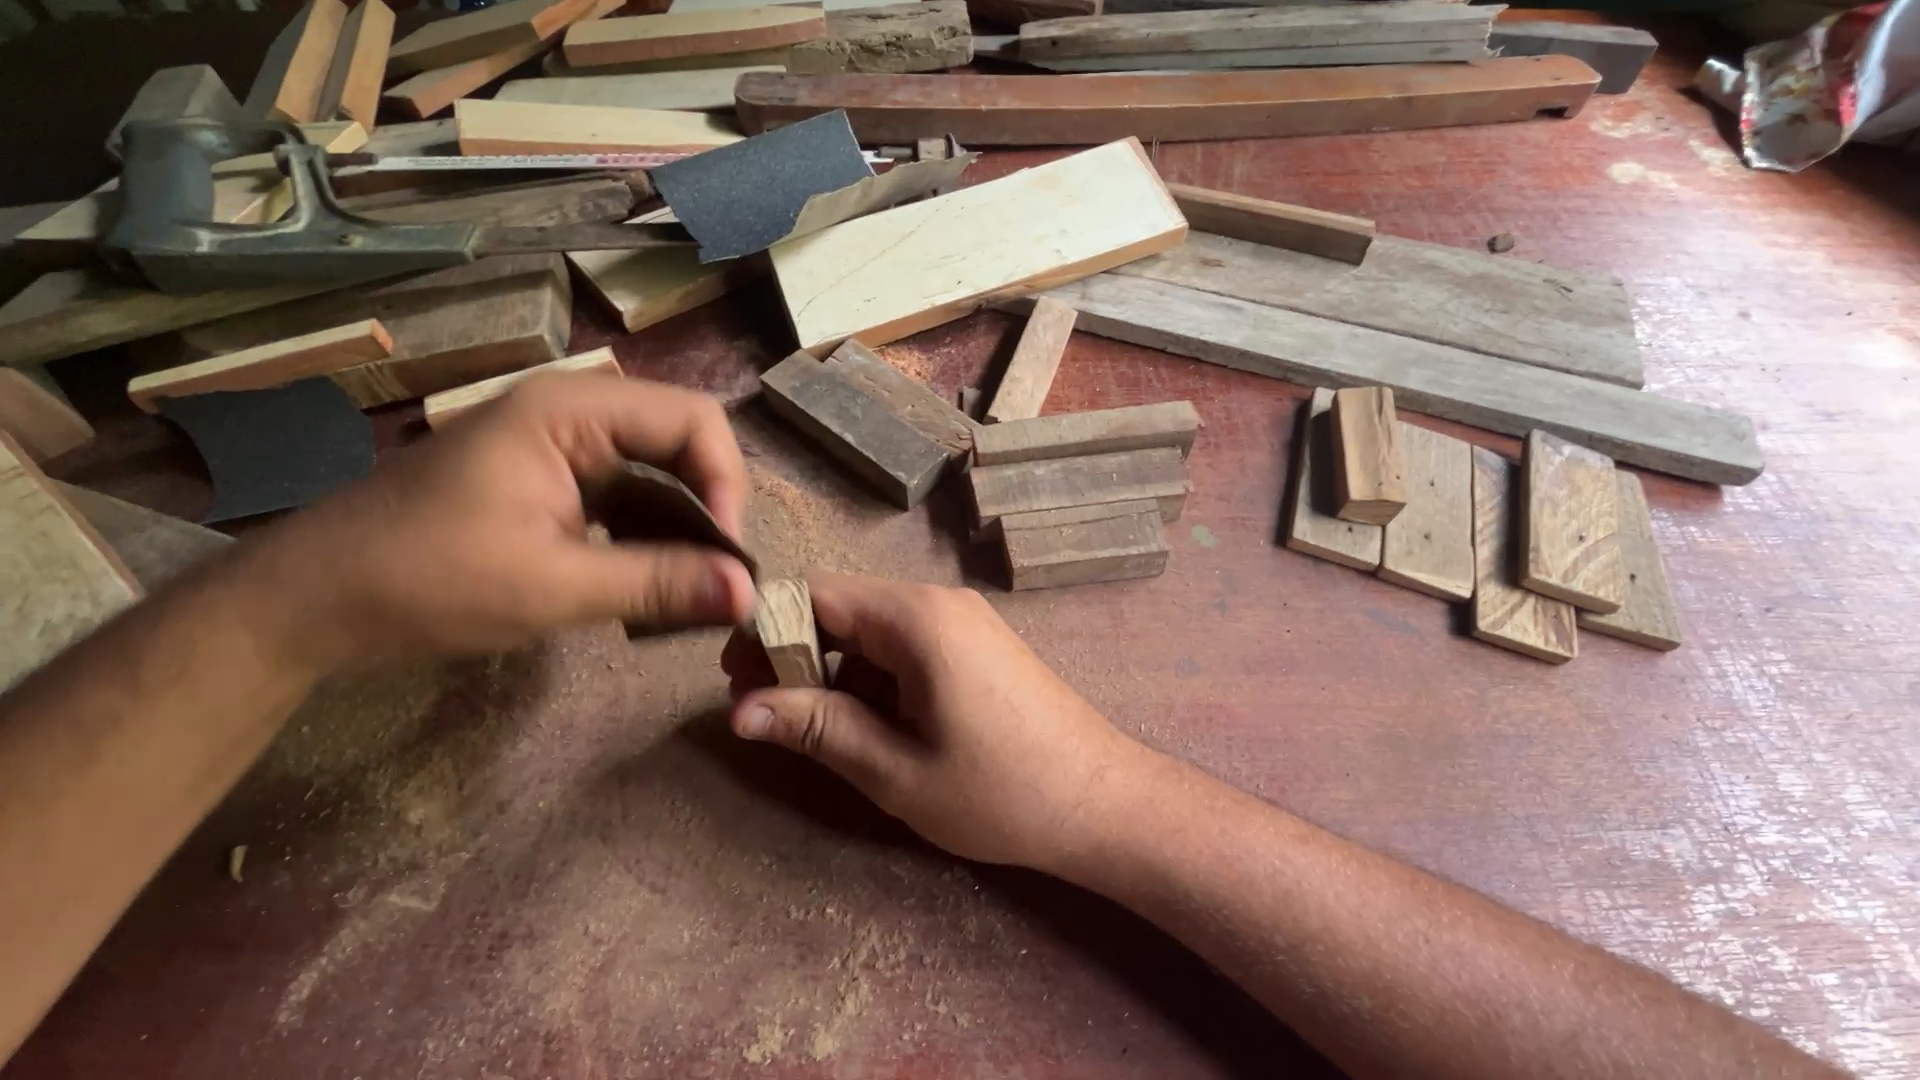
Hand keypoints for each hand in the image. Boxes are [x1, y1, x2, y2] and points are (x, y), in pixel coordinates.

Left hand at [243, 372, 755, 669]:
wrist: (312, 600)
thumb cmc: (426, 581)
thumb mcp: (553, 587)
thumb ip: (659, 584)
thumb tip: (748, 594)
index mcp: (571, 411)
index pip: (694, 419)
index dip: (725, 481)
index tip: (726, 553)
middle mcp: (573, 411)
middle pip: (682, 438)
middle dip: (711, 503)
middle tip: (716, 572)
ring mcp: (560, 443)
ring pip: (660, 469)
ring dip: (685, 522)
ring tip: (694, 582)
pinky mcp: (551, 477)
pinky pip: (628, 492)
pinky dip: (651, 532)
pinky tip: (654, 577)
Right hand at [720, 571, 1141, 873]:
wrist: (1102, 802)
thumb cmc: (999, 792)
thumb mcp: (895, 769)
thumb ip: (817, 729)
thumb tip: (740, 710)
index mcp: (917, 619)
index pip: (816, 592)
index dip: (765, 629)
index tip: (734, 680)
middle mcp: (939, 602)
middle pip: (843, 606)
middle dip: (795, 652)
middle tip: (761, 709)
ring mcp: (963, 621)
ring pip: (872, 628)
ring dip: (833, 668)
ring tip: (808, 725)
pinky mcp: (976, 645)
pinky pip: (906, 644)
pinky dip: (873, 674)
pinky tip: (865, 720)